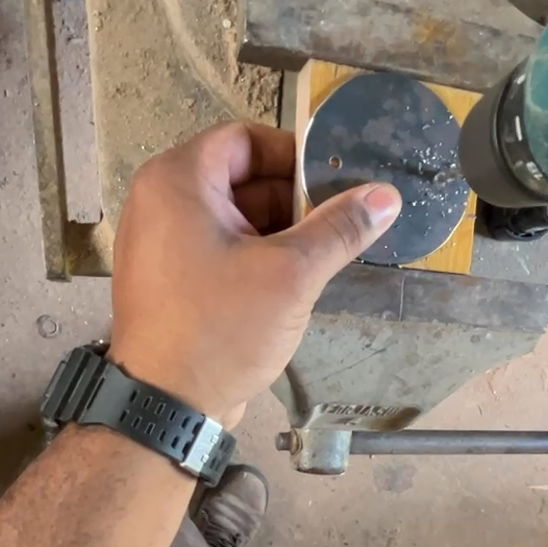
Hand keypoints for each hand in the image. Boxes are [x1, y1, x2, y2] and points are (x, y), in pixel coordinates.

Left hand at [108, 122, 401, 424]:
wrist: (167, 407)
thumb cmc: (221, 331)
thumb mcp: (291, 275)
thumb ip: (338, 230)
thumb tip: (386, 197)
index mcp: (178, 181)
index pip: (246, 139)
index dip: (296, 156)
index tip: (338, 182)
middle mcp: (161, 203)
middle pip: (241, 180)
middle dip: (294, 203)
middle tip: (340, 226)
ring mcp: (162, 246)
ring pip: (234, 221)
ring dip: (280, 236)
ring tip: (324, 259)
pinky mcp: (171, 283)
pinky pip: (220, 253)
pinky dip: (256, 260)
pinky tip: (292, 286)